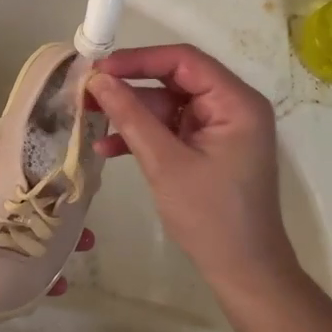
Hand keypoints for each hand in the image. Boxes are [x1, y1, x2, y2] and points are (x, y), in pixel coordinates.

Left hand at [0, 136, 93, 320]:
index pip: (12, 171)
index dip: (39, 168)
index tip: (69, 168)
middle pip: (32, 206)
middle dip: (60, 208)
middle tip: (84, 213)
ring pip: (36, 239)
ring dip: (61, 242)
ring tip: (83, 245)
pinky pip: (26, 274)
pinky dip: (46, 279)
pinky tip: (61, 283)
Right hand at [86, 45, 298, 285]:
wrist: (243, 271)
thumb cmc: (211, 216)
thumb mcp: (165, 162)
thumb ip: (131, 116)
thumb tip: (98, 79)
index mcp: (236, 103)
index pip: (184, 61)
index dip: (139, 59)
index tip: (100, 69)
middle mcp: (232, 107)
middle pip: (174, 80)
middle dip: (130, 87)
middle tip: (88, 91)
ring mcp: (220, 129)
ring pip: (167, 105)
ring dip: (130, 113)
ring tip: (88, 117)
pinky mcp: (208, 149)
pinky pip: (170, 128)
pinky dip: (142, 135)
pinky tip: (107, 147)